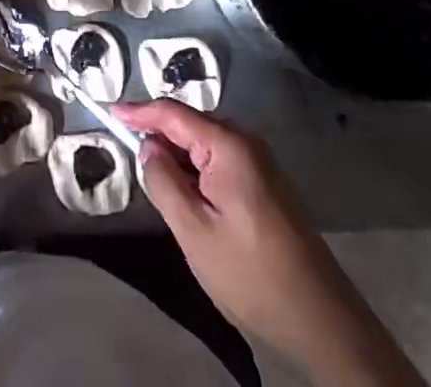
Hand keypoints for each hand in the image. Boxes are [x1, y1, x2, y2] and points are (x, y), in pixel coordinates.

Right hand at [115, 100, 424, 386]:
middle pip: (189, 125)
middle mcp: (247, 144)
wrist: (320, 319)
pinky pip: (219, 162)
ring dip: (177, 156)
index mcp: (229, 146)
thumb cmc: (250, 273)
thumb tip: (148, 147)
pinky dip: (195, 170)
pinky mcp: (266, 185)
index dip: (139, 111)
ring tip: (154, 182)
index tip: (109, 111)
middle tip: (129, 158)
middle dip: (157, 134)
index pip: (173, 113)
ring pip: (203, 145)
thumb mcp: (192, 229)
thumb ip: (162, 180)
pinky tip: (186, 196)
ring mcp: (260, 164)